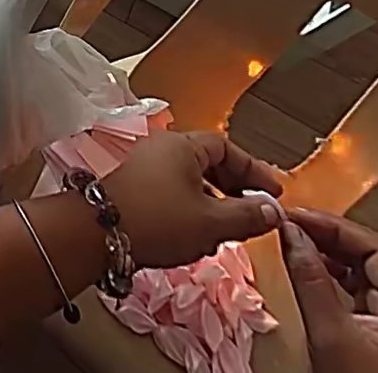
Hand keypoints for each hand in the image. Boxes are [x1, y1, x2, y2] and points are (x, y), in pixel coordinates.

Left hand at [98, 131, 283, 267]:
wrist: (103, 230)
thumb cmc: (160, 219)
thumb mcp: (212, 222)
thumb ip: (247, 215)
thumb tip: (272, 209)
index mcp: (180, 145)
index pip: (225, 146)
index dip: (253, 169)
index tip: (274, 192)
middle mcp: (161, 147)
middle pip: (208, 159)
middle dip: (236, 185)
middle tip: (258, 209)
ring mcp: (147, 164)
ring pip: (192, 176)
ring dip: (217, 198)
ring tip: (234, 226)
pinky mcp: (138, 184)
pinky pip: (176, 188)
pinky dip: (195, 204)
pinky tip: (203, 232)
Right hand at [281, 208, 377, 372]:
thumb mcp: (330, 335)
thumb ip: (309, 276)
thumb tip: (290, 230)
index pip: (377, 247)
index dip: (333, 225)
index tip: (294, 216)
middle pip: (376, 258)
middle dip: (330, 236)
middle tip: (290, 225)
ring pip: (370, 273)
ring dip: (331, 254)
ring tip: (295, 244)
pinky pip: (366, 293)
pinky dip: (337, 276)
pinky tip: (311, 271)